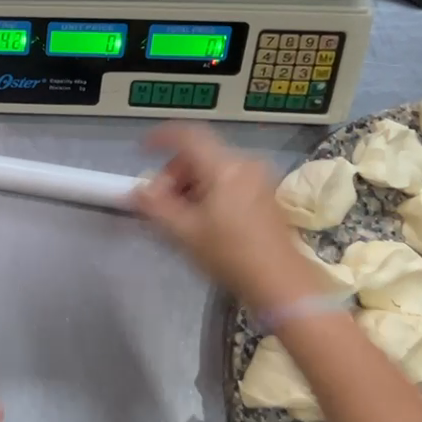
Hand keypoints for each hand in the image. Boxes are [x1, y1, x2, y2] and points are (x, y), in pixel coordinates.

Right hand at [130, 123, 317, 311]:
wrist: (284, 286)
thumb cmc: (231, 255)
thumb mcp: (184, 232)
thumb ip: (154, 205)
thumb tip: (136, 190)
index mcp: (224, 167)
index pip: (186, 135)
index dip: (159, 138)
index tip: (142, 150)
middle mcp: (245, 164)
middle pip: (198, 153)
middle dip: (174, 172)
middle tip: (162, 200)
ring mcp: (260, 178)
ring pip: (214, 167)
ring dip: (191, 182)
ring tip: (182, 213)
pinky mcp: (267, 194)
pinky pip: (229, 178)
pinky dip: (210, 189)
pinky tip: (204, 217)